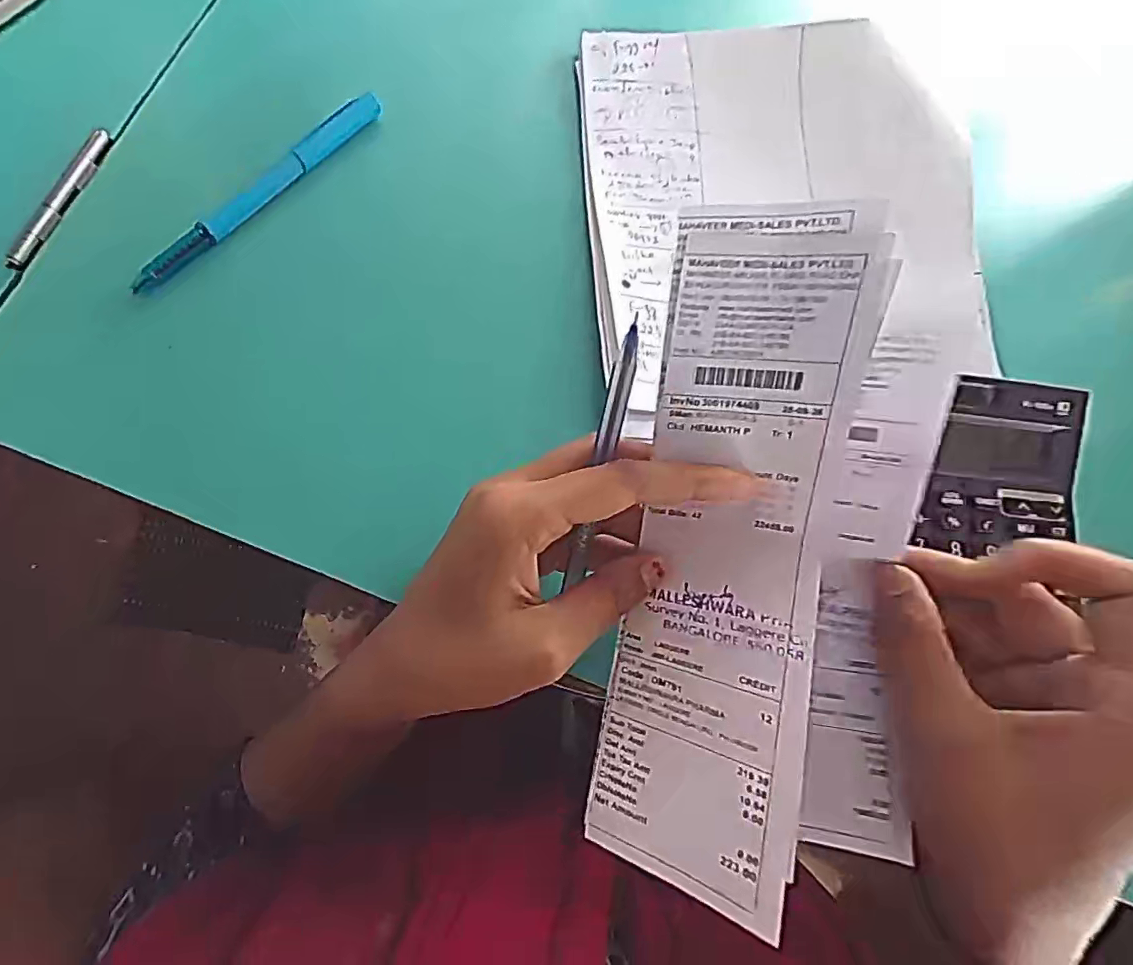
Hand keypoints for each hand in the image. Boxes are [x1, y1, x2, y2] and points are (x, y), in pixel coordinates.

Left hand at [322, 437, 758, 726]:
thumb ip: (609, 596)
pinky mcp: (502, 521)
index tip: (736, 480)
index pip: (617, 479)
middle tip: (716, 490)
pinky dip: (600, 524)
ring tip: (685, 530)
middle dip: (658, 473)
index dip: (683, 479)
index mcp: (518, 512)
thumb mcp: (547, 645)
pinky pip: (563, 507)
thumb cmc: (462, 665)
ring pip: (582, 481)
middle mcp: (509, 490)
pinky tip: (632, 553)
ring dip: (629, 504)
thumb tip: (661, 564)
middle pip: (598, 461)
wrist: (396, 671)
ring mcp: (502, 501)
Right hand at [874, 541, 1132, 964]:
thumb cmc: (994, 850)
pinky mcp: (1028, 725)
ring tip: (877, 609)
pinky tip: (888, 643)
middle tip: (891, 578)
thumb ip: (913, 643)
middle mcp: (1115, 704)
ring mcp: (1068, 714)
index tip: (978, 570)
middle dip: (964, 590)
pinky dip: (936, 648)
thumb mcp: (944, 734)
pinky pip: (983, 663)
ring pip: (1004, 632)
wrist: (985, 935)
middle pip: (1045, 607)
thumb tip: (887, 573)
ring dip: (940, 618)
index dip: (1060, 562)